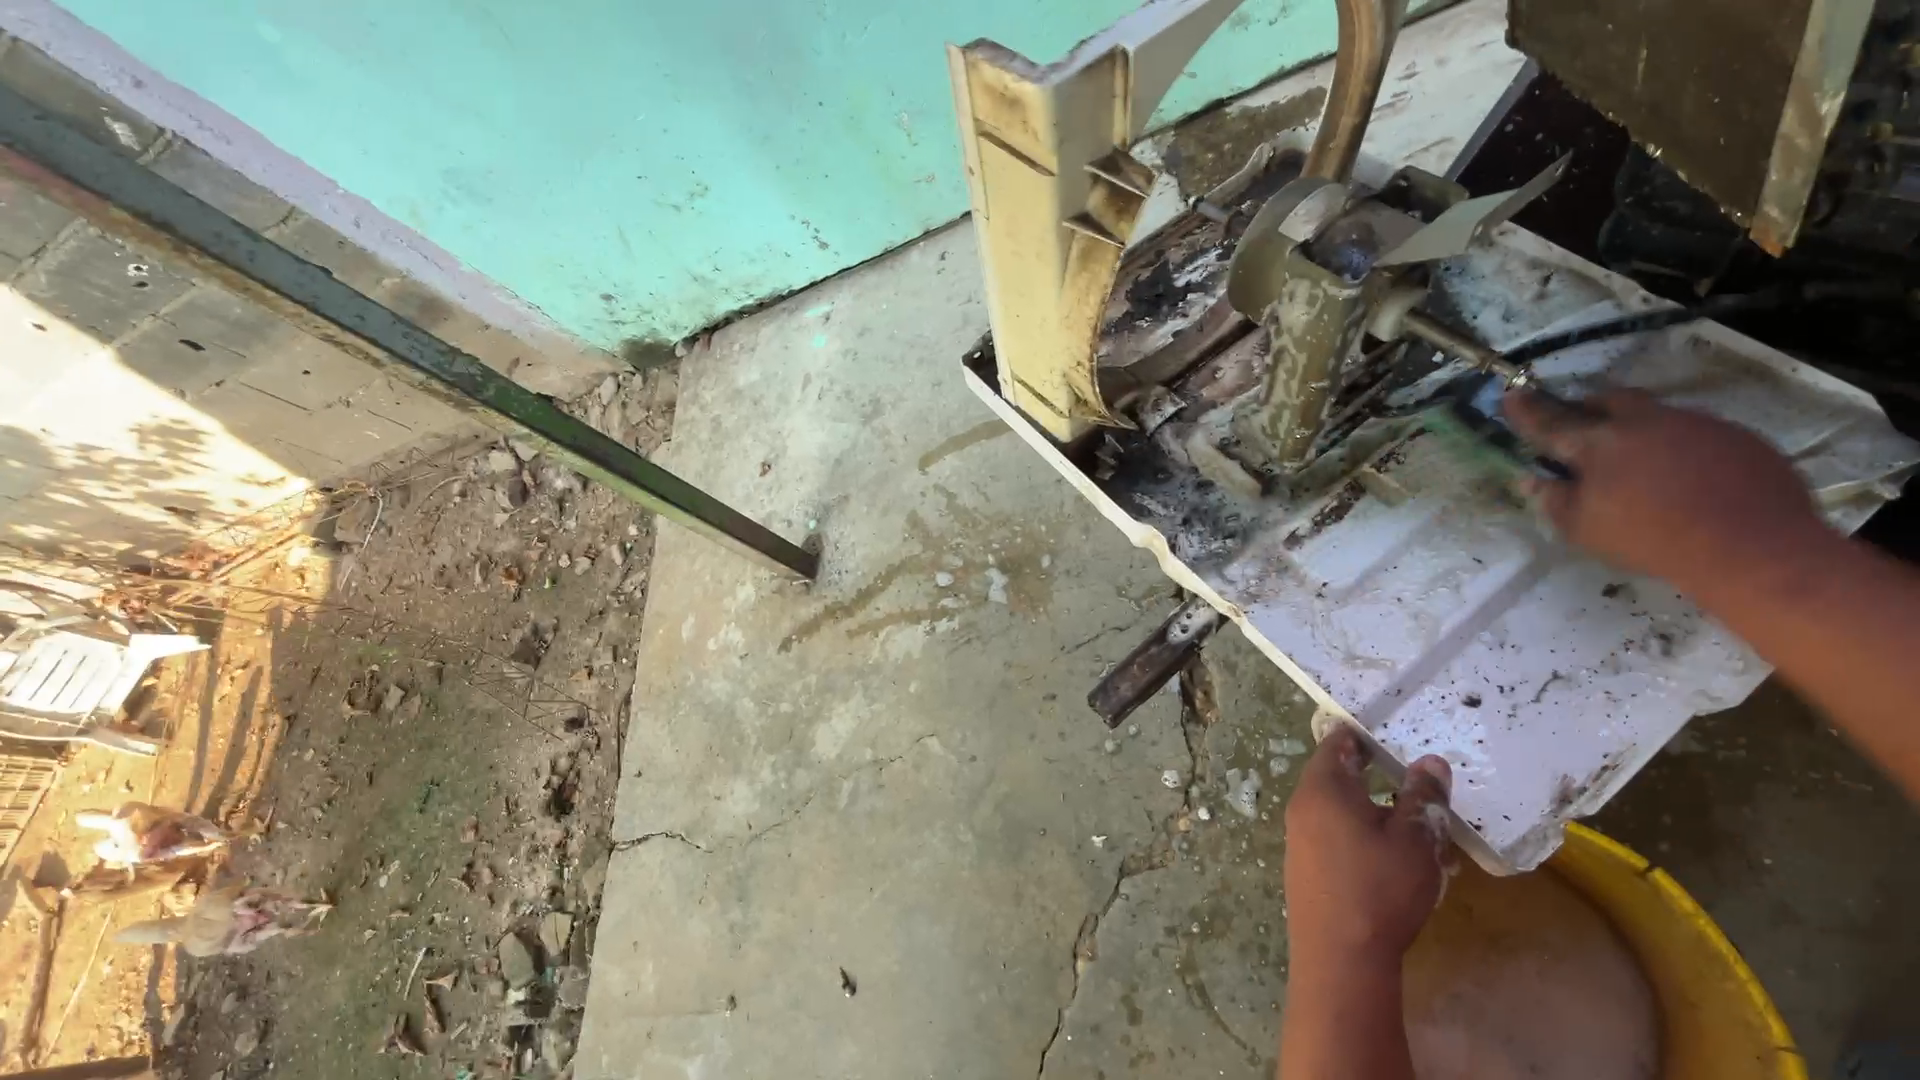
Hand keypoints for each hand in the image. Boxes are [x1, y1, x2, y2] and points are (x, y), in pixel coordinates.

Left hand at [1284, 726, 1452, 969]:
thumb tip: (1430, 761)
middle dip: (1376, 775)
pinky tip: (1396, 859)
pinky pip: (1335, 836)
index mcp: (1322, 788)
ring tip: (1418, 825)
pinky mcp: (1305, 866)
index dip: (1362, 734)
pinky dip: (1363, 836)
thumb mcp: (1413, 839)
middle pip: (1338, 776)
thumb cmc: (1378, 888)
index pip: (1337, 744)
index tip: (1389, 729)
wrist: (1339, 956)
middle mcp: (1303, 806)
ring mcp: (1300, 837)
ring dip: (1375, 811)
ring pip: (1340, 809)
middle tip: (1415, 777)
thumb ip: (1422, 797)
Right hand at [1504, 389, 1826, 588]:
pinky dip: (1679, 445)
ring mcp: (1698, 425)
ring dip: (1637, 426)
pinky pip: (1697, 432)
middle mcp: (1646, 423)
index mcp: (1598, 444)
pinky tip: (1684, 473)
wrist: (1752, 547)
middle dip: (1588, 405)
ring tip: (1635, 454)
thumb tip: (1533, 479)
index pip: (1551, 422)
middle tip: (1579, 419)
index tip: (1512, 394)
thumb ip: (1553, 500)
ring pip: (1656, 414)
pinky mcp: (1739, 438)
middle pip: (1610, 400)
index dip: (1528, 410)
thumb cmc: (1650, 540)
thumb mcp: (1584, 529)